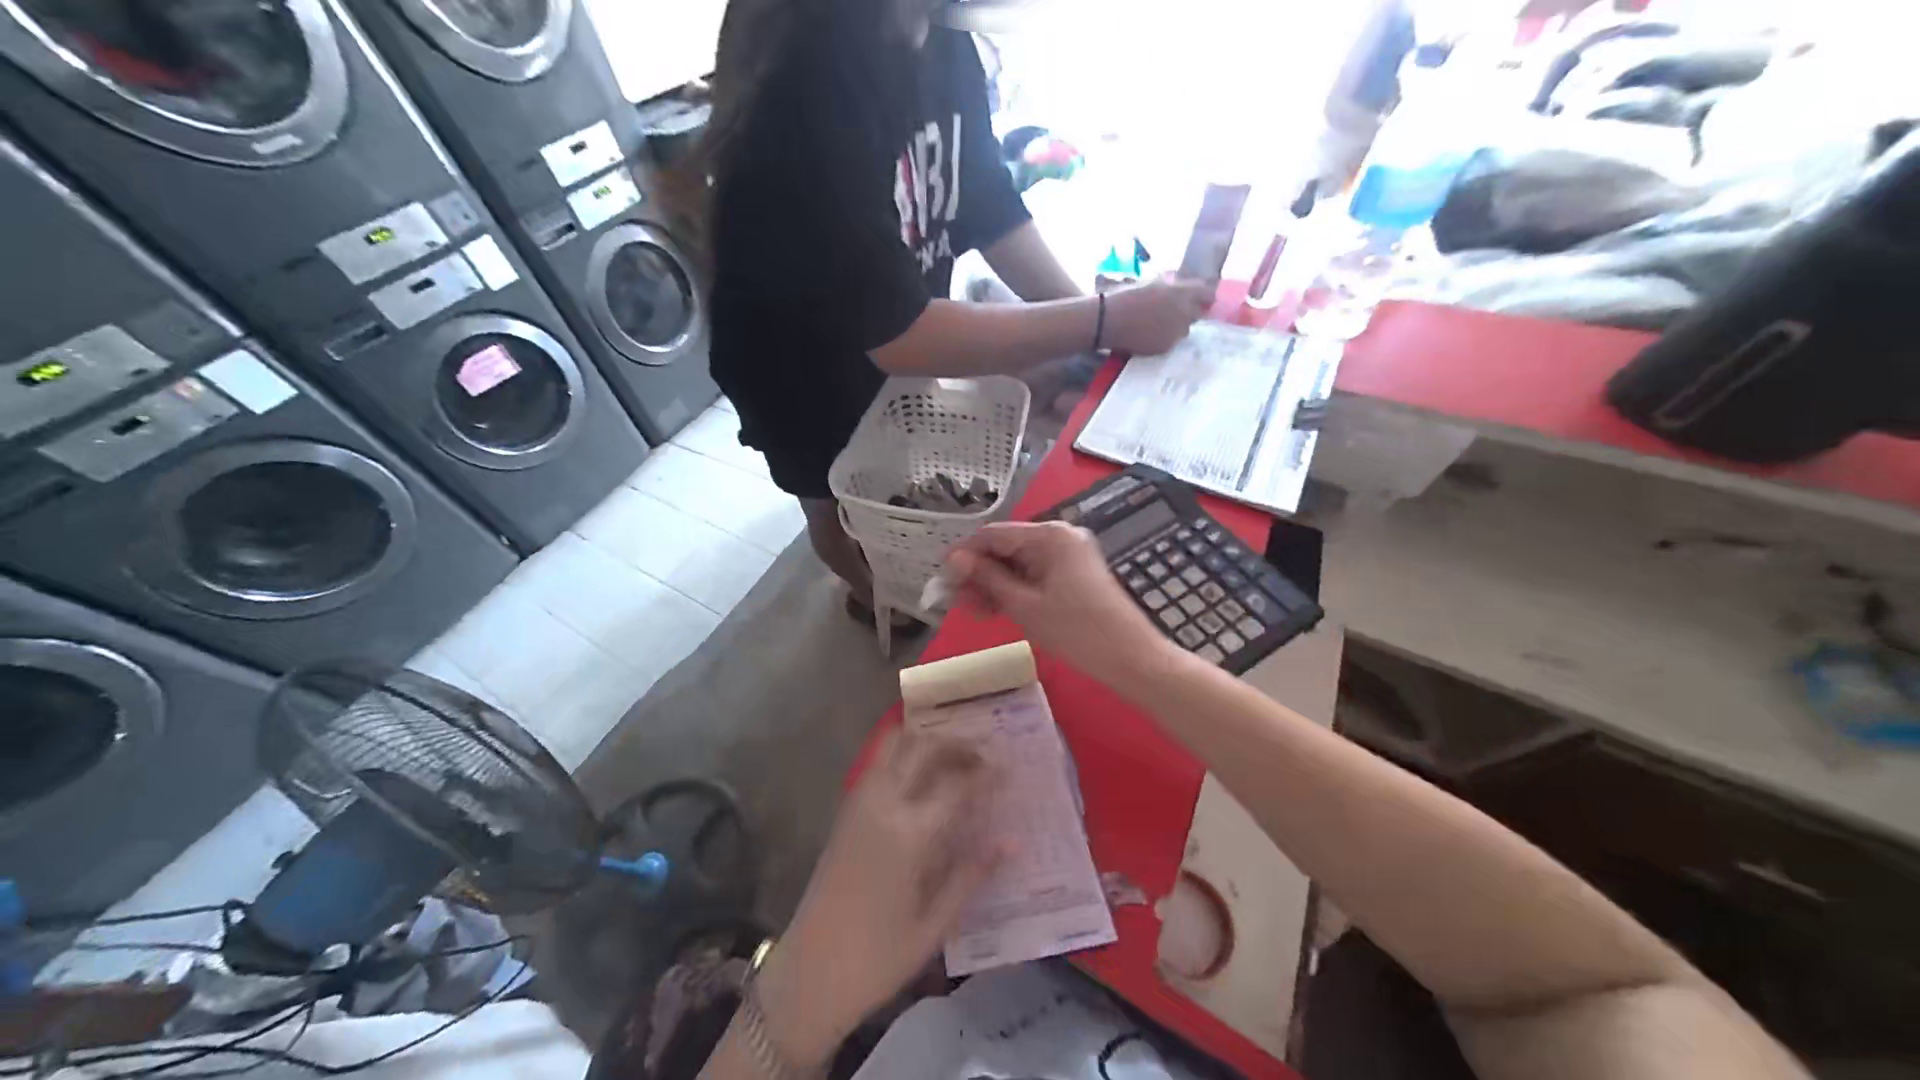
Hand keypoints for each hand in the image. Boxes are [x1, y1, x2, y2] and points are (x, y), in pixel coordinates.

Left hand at [753, 730, 1002, 1066]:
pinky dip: (902, 754)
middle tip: (982, 756)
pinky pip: (876, 763)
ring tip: (953, 760)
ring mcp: (859, 803)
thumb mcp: (935, 924)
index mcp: (910, 834)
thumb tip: (1012, 842)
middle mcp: (883, 805)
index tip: (1008, 768)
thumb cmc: (878, 957)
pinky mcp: (845, 811)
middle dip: (955, 744)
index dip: (986, 773)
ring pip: (893, 744)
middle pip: (923, 748)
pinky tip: (921, 776)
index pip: (957, 785)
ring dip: (925, 742)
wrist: (809, 973)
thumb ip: (971, 875)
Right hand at [946, 521, 1175, 689]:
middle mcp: (1060, 536)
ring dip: (994, 584)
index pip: (993, 534)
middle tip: (956, 601)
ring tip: (974, 611)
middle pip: (1006, 548)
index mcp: (1049, 535)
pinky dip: (1015, 590)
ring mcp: (1069, 555)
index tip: (942, 578)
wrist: (1130, 657)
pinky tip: (996, 609)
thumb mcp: (1024, 605)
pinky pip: (1035, 575)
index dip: (965, 555)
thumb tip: (955, 560)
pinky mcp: (1074, 573)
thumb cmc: (1075, 631)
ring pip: (1019, 563)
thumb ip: (987, 579)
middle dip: (979, 573)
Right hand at [1102, 276, 1214, 355]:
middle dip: (1188, 313)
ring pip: (1184, 330)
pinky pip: (1171, 342)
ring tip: (1157, 326)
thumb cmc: (1124, 297)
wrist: (1107, 321)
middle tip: (1172, 313)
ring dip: (1175, 328)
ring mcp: (1175, 332)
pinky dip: (1163, 339)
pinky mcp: (1165, 348)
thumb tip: (1177, 288)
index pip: (1207, 293)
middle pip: (1197, 314)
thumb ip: (1169, 287)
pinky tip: (1148, 336)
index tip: (1200, 298)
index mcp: (1180, 292)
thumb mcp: (1150, 284)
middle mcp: (1184, 313)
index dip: (1203, 296)